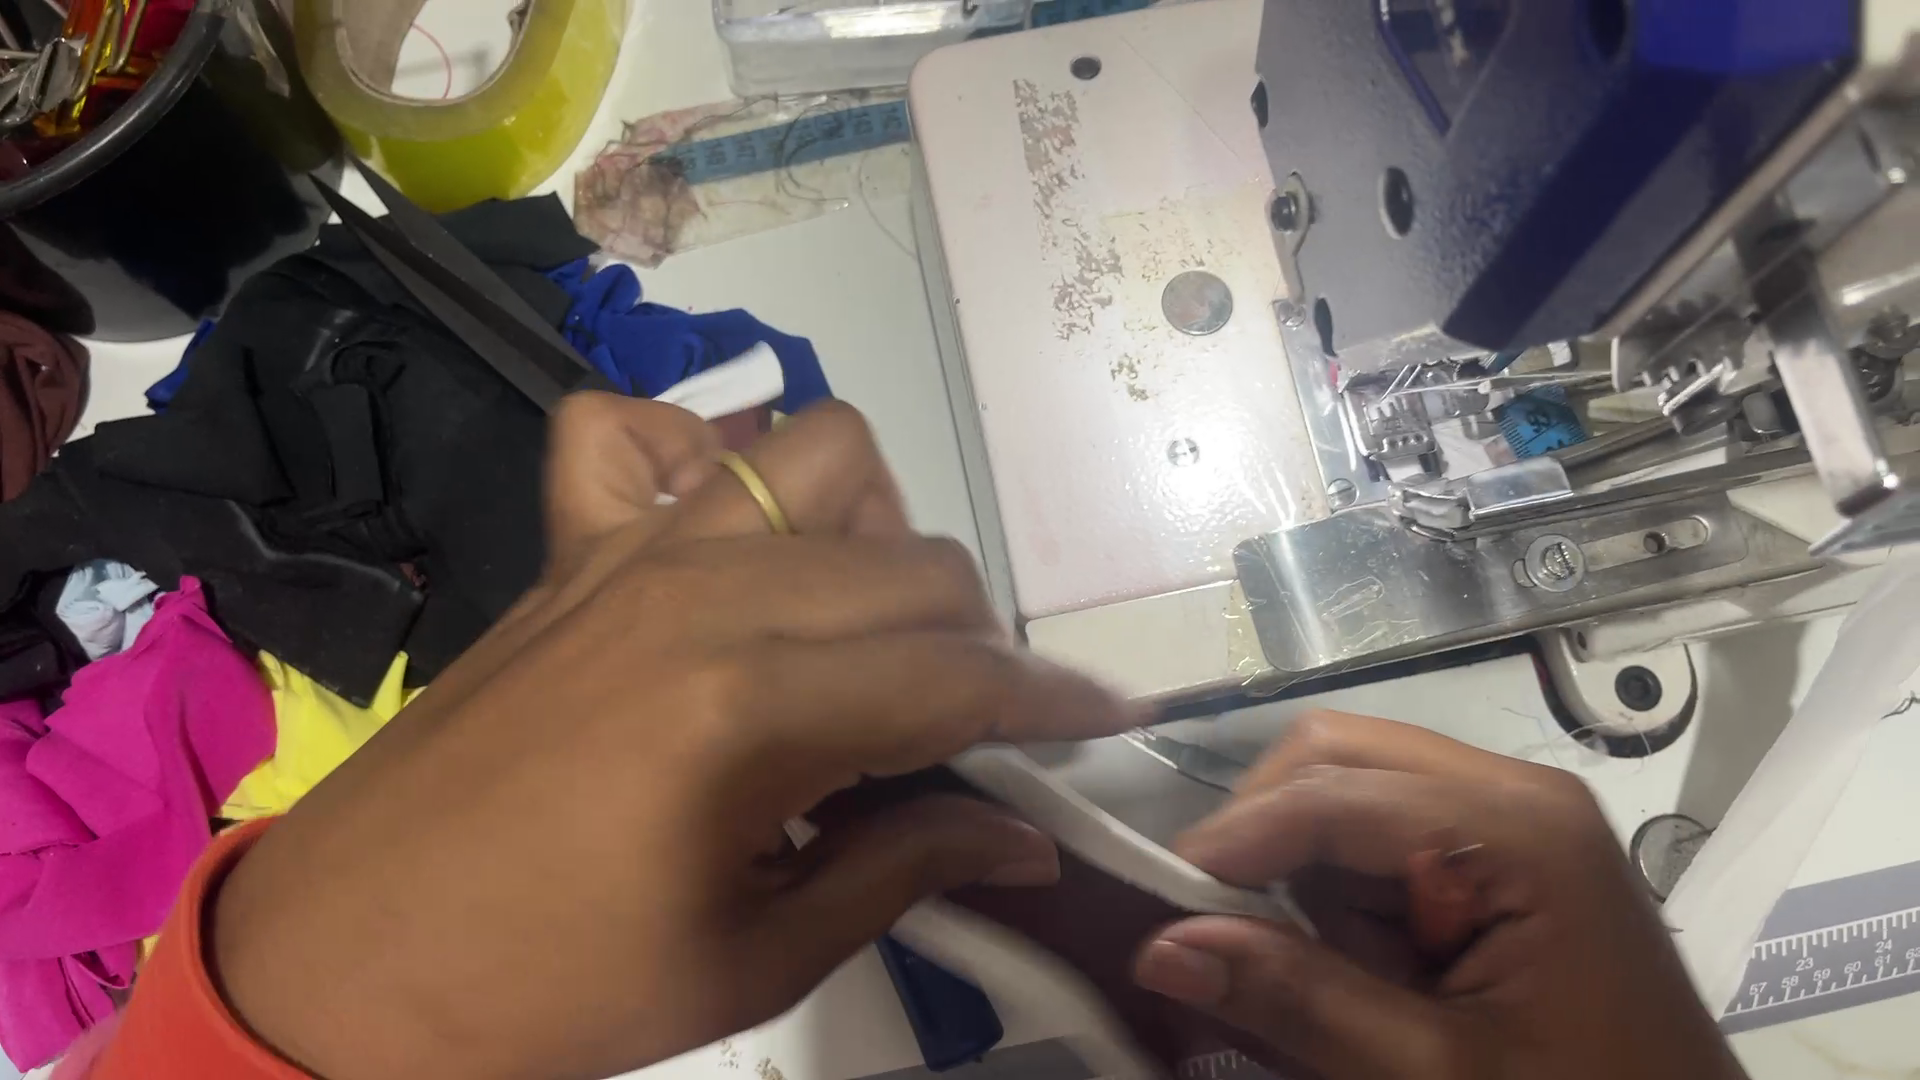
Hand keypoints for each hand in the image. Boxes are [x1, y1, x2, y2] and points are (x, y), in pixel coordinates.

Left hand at [210, 395, 1142, 1079]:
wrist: (346, 957)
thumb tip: (1027, 838)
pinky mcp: (581, 543)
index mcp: (754, 715)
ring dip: (876, 530)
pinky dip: (705, 457)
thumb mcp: (758, 957)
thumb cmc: (558, 988)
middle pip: (917, 565)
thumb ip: (910, 866)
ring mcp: (640, 547)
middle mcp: (711, 594)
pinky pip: (644, 433)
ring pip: (823, 453)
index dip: (1050, 700)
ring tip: (861, 614)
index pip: (957, 679)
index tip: (1103, 714)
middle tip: (964, 713)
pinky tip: (728, 534)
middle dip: (977, 638)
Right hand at [1130, 712, 1745, 1079]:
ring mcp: (1502, 803)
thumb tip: (1158, 949)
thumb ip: (1297, 1001)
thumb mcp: (1439, 1079)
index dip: (1235, 839)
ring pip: (1338, 775)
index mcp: (1522, 830)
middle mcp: (1509, 786)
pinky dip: (1333, 871)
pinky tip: (1364, 945)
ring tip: (1324, 953)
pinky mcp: (1488, 833)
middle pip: (1332, 753)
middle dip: (1264, 828)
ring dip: (1299, 855)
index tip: (1163, 900)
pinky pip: (1367, 815)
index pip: (1332, 795)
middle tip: (1231, 915)